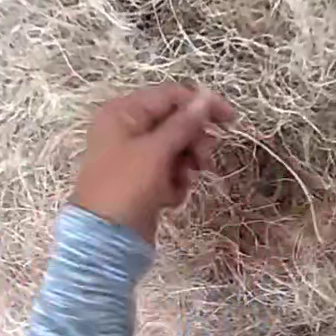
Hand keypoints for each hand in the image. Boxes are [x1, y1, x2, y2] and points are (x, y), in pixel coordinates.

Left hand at [72, 83, 233, 243]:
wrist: (106, 239)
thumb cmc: (126, 187)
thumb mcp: (155, 151)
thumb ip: (183, 124)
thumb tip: (205, 98)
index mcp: (123, 113)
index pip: (169, 96)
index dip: (200, 105)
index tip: (230, 121)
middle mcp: (126, 131)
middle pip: (174, 124)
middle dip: (193, 142)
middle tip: (203, 160)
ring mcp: (134, 159)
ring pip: (174, 151)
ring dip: (186, 166)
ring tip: (183, 182)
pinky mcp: (142, 184)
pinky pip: (168, 174)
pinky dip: (174, 184)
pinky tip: (169, 199)